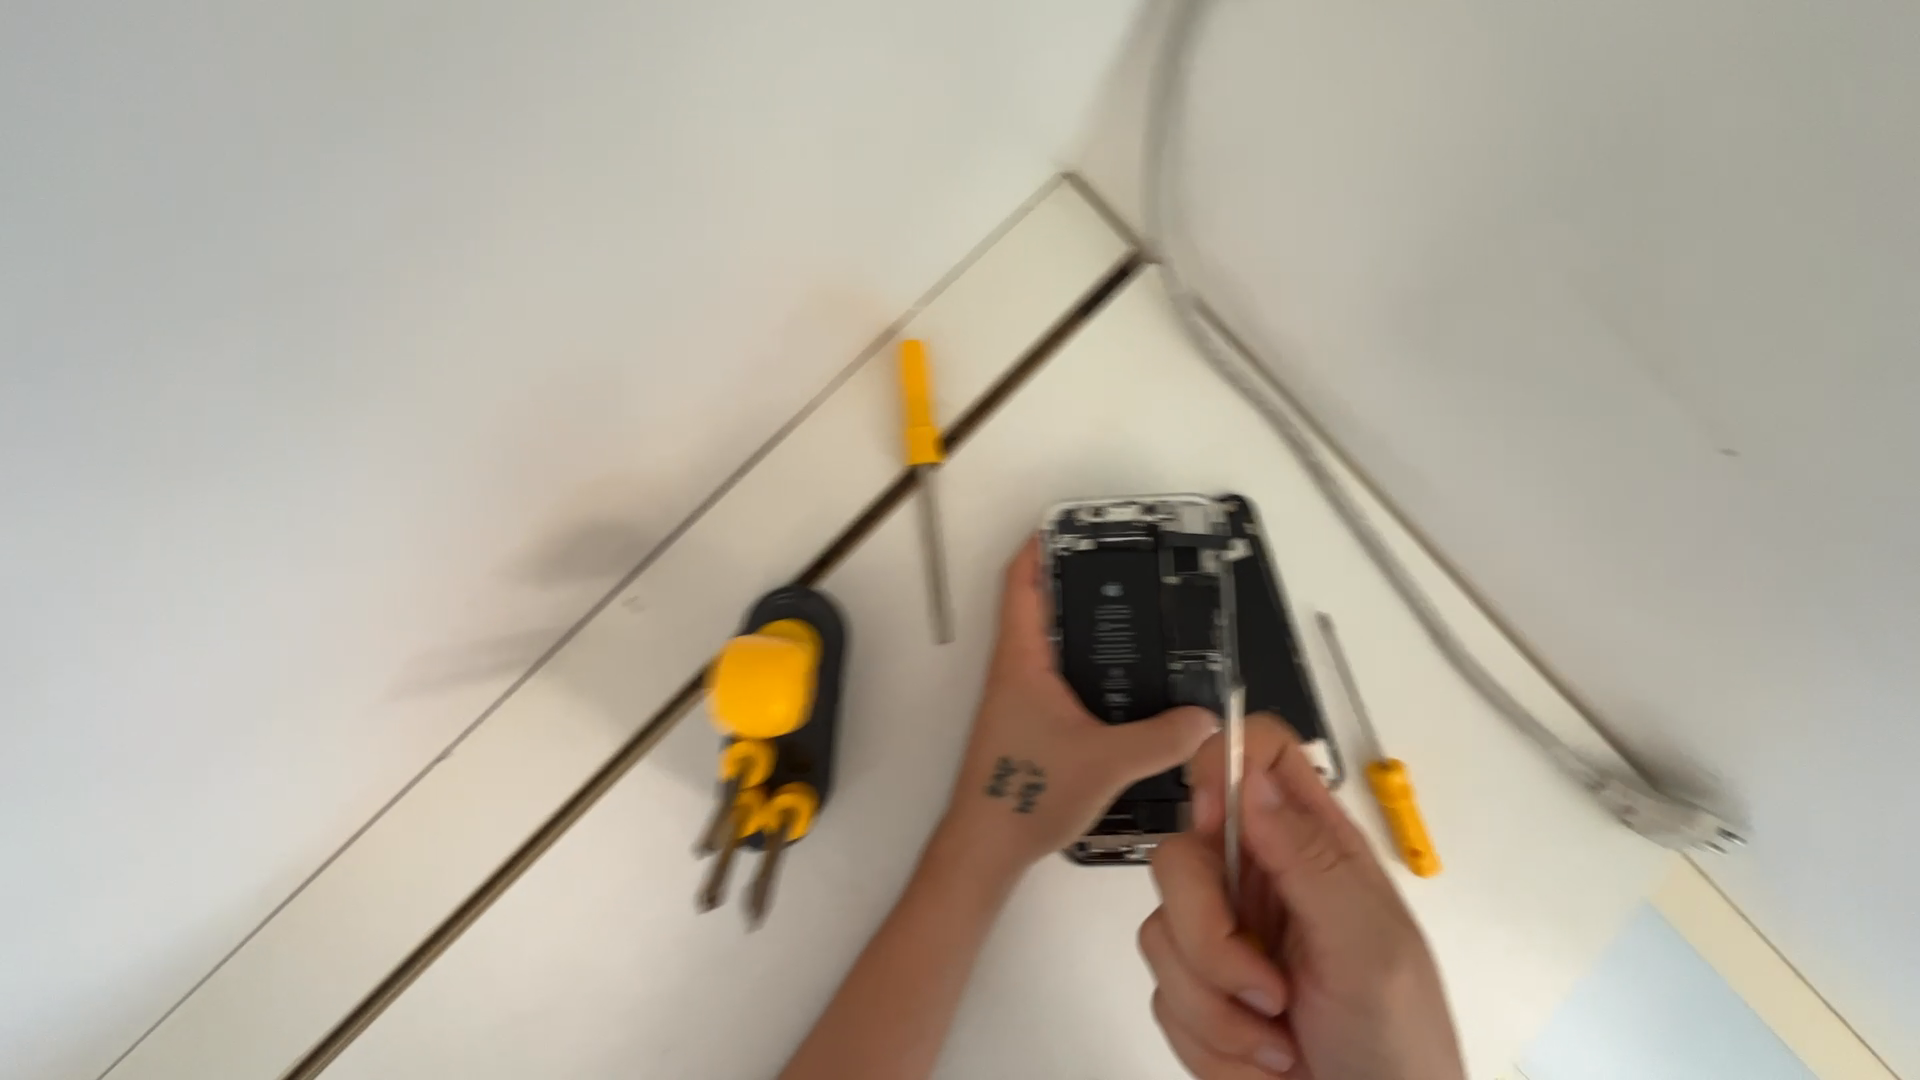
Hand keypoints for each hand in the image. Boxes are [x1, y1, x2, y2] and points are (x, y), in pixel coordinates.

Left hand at [935, 536, 1215, 883]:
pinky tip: (1113, 680)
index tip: (1069, 528)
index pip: (1019, 583)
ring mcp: (1012, 694)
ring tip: (1123, 616)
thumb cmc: (1031, 791)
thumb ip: (1162, 738)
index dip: (1037, 548)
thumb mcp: (1107, 762)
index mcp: (1020, 658)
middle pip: (1032, 604)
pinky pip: (1048, 672)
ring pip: (1041, 640)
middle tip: (1116, 569)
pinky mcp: (1020, 719)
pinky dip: (1075, 661)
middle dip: (1067, 579)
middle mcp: (1011, 667)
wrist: (985, 845)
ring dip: (1071, 622)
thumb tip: (1204, 719)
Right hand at [1138, 715, 1464, 1079]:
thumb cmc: (1398, 1047)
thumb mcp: (1371, 950)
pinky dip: (1209, 1040)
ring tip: (1276, 1042)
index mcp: (1310, 846)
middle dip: (1206, 931)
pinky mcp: (1196, 986)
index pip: (1257, 755)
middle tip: (1265, 990)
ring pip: (1161, 927)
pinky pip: (1162, 991)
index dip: (1222, 761)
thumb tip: (1249, 778)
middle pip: (1180, 847)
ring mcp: (1221, 931)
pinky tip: (1260, 1061)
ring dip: (1215, 1005)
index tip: (1212, 821)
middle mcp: (1256, 876)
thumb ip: (1310, 859)